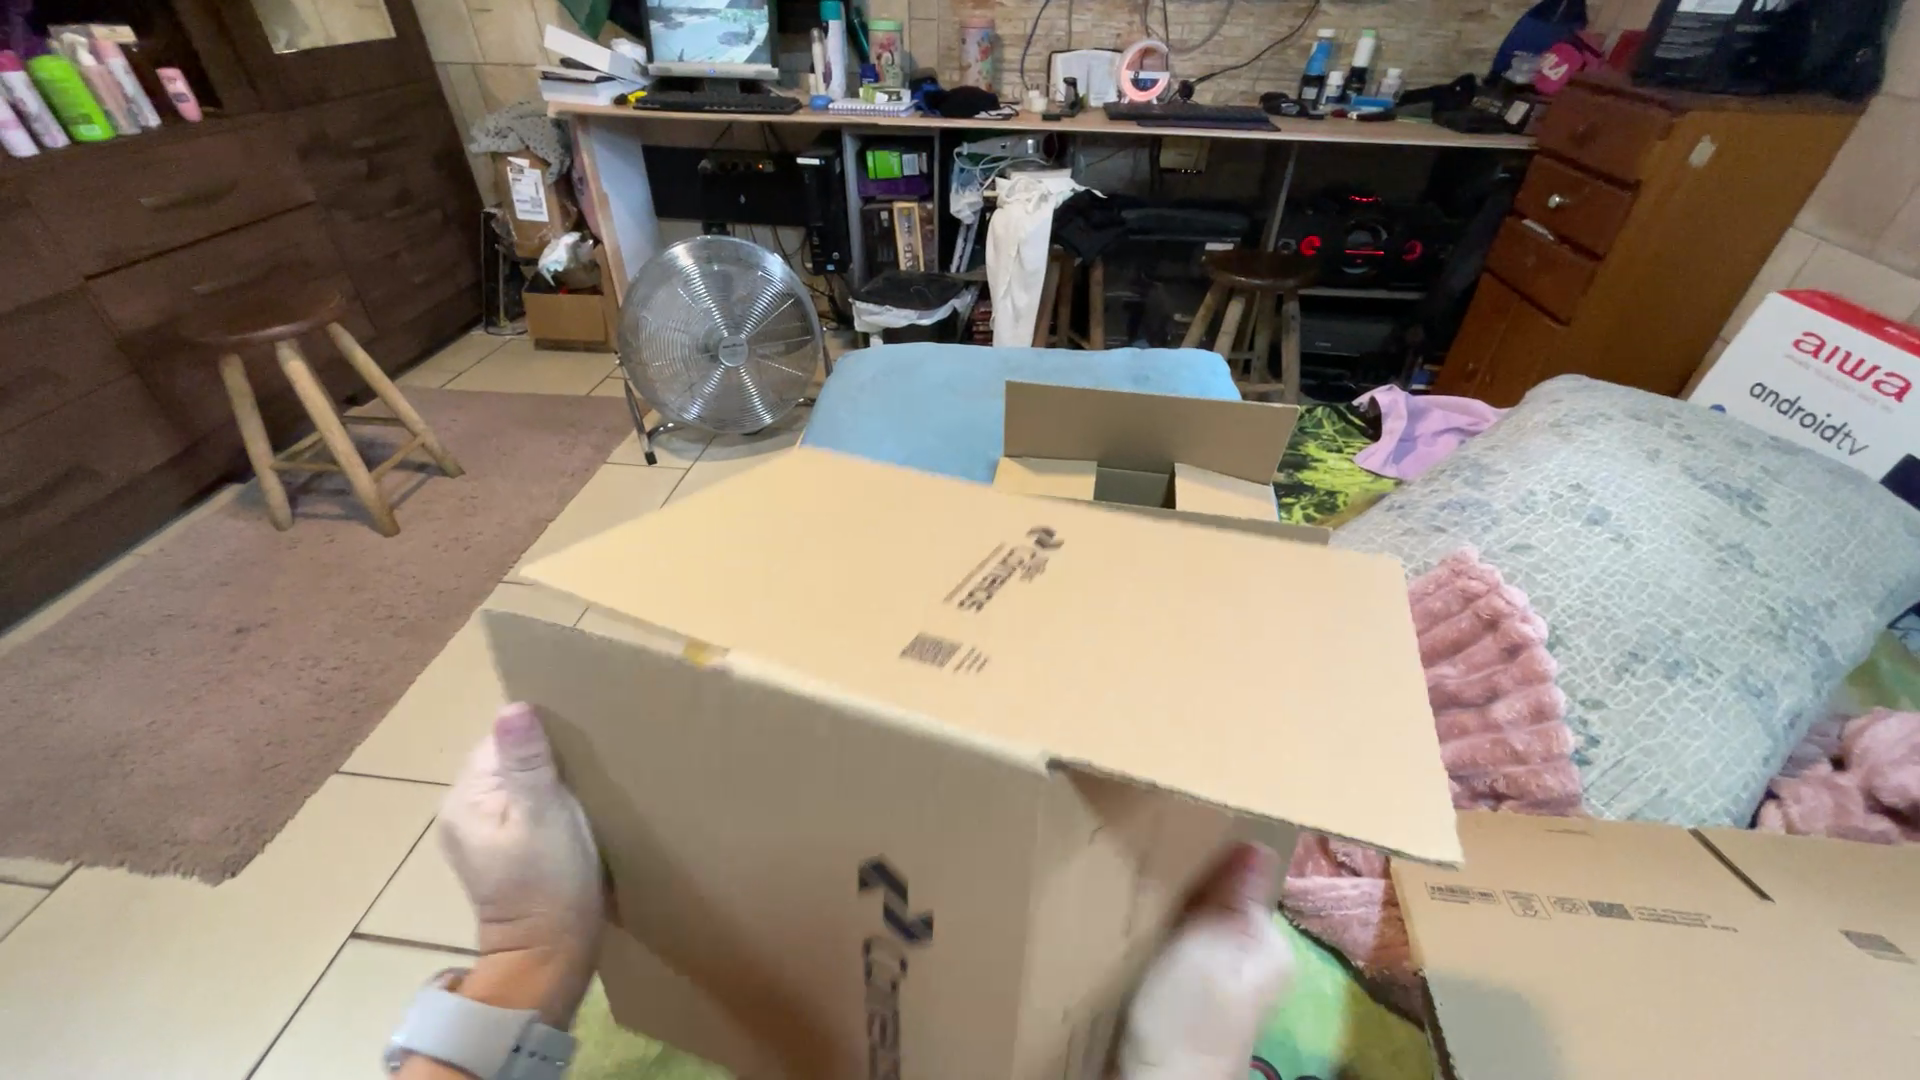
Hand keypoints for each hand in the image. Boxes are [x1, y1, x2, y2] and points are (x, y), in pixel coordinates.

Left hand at [439, 703, 602, 1027]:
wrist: (550, 951)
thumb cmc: (550, 879)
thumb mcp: (545, 815)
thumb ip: (528, 763)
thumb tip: (514, 707)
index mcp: (466, 798)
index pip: (501, 738)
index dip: (540, 732)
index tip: (579, 738)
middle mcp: (462, 810)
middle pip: (507, 757)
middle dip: (545, 752)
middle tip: (589, 759)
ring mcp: (480, 831)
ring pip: (517, 779)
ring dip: (548, 775)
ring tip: (584, 781)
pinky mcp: (501, 846)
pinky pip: (522, 802)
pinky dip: (546, 796)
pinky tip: (572, 806)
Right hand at [1116, 843, 1294, 1079]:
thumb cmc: (1181, 1021)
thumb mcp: (1206, 952)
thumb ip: (1232, 901)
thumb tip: (1263, 844)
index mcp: (1269, 946)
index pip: (1239, 879)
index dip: (1205, 859)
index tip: (1169, 842)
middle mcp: (1252, 961)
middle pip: (1216, 899)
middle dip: (1185, 882)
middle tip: (1146, 867)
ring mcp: (1220, 979)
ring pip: (1192, 920)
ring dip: (1166, 905)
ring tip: (1133, 892)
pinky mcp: (1189, 994)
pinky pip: (1175, 943)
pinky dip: (1156, 930)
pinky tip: (1133, 928)